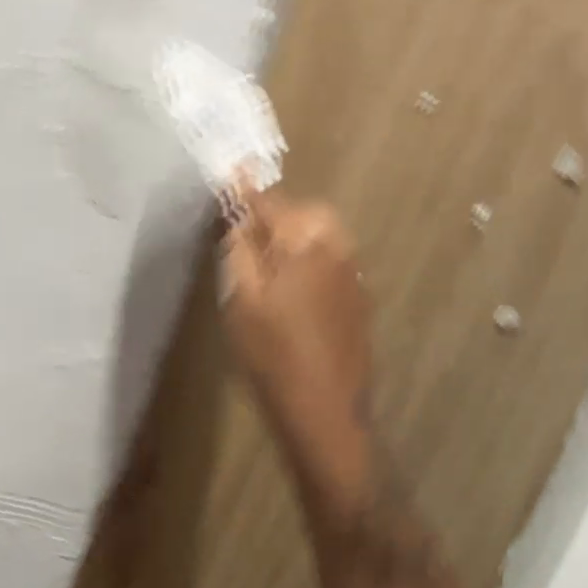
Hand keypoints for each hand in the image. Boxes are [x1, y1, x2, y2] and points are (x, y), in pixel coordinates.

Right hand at [219, 184, 374, 463]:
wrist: (323, 410)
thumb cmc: (272, 353)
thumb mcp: (241, 296)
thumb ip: (240, 244)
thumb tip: (237, 204)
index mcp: (309, 240)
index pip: (271, 201)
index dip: (245, 193)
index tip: (228, 177)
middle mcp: (339, 247)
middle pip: (302, 215)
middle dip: (273, 218)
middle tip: (240, 239)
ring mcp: (354, 275)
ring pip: (317, 239)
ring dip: (290, 242)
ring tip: (261, 269)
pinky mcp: (358, 300)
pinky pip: (328, 264)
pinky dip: (305, 265)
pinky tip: (287, 296)